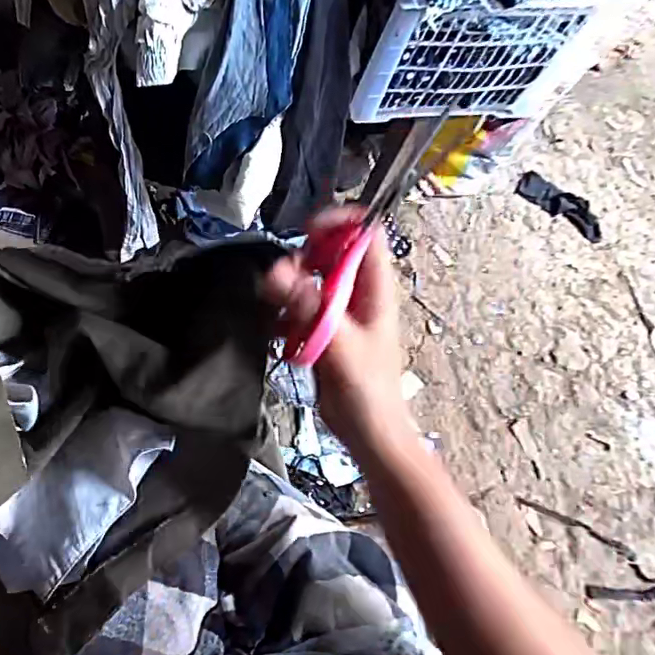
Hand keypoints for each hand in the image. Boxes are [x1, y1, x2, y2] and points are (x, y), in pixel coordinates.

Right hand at [263, 207, 417, 460]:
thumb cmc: (370, 392)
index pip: (364, 234)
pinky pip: (298, 310)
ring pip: (309, 283)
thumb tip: (282, 273)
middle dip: (302, 263)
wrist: (368, 431)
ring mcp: (339, 314)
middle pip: (329, 255)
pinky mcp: (322, 333)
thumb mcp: (340, 345)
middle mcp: (357, 296)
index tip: (308, 233)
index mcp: (375, 289)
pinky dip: (284, 317)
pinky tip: (279, 334)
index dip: (339, 223)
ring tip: (279, 315)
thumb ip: (311, 308)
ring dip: (288, 293)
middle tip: (284, 283)